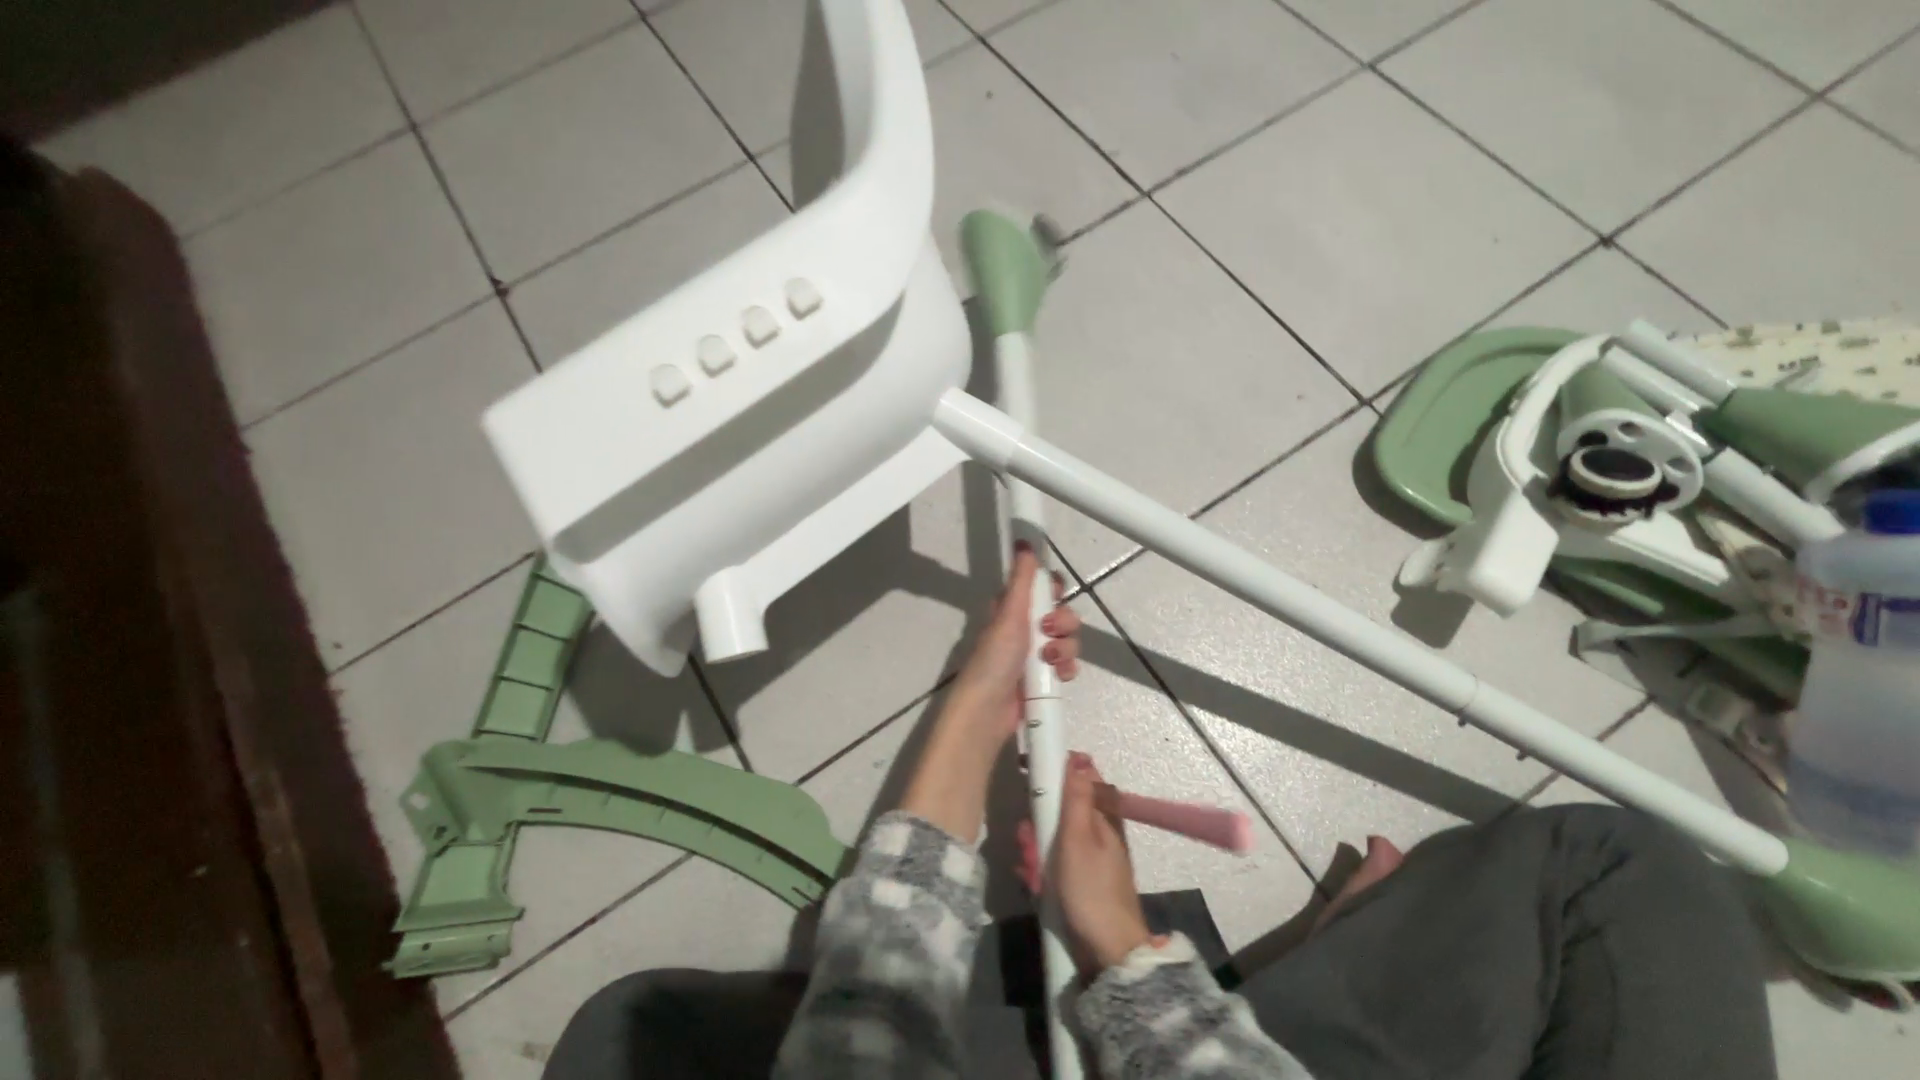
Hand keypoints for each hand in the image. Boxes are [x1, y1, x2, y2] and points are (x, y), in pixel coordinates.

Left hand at [941, 547, 1079, 743]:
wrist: (988, 711)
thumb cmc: (994, 660)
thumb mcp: (1008, 615)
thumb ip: (1021, 580)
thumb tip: (1024, 541)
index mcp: (1011, 610)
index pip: (1040, 588)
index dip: (1053, 589)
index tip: (1055, 593)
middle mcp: (1023, 629)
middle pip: (1059, 613)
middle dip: (1062, 622)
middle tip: (1049, 631)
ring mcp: (1035, 655)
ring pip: (1067, 640)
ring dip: (1065, 648)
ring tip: (1050, 660)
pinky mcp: (1044, 678)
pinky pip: (1067, 664)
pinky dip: (1066, 668)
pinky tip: (1059, 675)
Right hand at [1018, 753, 1154, 973]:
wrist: (1107, 949)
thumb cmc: (1091, 888)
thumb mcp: (1079, 837)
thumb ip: (1076, 798)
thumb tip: (1078, 757)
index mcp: (1103, 817)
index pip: (1081, 779)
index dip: (1056, 773)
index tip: (1031, 776)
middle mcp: (1098, 833)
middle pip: (1062, 811)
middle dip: (1040, 822)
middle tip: (1027, 837)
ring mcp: (1089, 859)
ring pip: (1054, 840)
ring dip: (1037, 850)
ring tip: (1030, 868)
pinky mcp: (1079, 882)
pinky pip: (1054, 866)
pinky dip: (1042, 872)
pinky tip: (1034, 884)